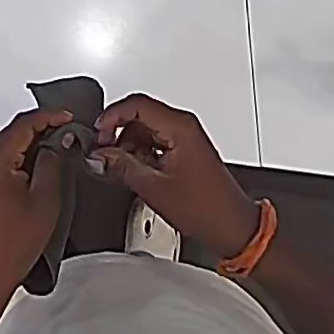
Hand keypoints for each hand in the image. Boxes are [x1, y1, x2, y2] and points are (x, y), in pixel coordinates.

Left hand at [0, 108, 71, 302]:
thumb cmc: (10, 243)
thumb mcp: (45, 199)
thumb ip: (54, 162)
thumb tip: (61, 140)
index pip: (25, 122)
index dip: (51, 116)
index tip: (69, 116)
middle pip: (18, 129)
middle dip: (46, 128)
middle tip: (71, 132)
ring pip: (14, 141)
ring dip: (37, 142)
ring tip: (63, 148)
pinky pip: (8, 154)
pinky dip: (27, 154)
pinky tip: (44, 163)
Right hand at [94, 93, 259, 258]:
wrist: (235, 229)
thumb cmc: (208, 210)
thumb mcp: (155, 188)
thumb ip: (122, 167)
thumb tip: (98, 156)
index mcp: (179, 127)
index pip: (136, 104)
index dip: (111, 116)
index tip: (98, 134)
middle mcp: (182, 126)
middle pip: (138, 114)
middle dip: (118, 133)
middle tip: (104, 152)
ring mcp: (183, 136)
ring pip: (144, 127)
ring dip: (128, 145)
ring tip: (122, 168)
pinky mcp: (183, 148)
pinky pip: (153, 139)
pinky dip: (140, 152)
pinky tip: (137, 171)